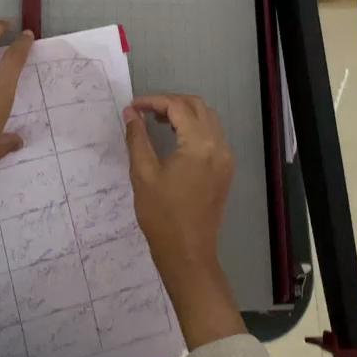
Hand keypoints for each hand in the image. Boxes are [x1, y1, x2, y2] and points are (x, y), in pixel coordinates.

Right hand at [125, 93, 245, 347]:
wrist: (188, 254)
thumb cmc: (162, 215)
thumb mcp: (143, 173)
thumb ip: (137, 137)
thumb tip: (130, 113)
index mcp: (199, 145)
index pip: (178, 107)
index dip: (153, 101)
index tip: (132, 108)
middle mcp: (219, 146)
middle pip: (197, 106)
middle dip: (170, 103)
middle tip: (144, 112)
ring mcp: (225, 158)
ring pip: (207, 118)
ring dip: (183, 113)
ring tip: (157, 121)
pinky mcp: (225, 170)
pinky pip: (212, 135)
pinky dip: (194, 127)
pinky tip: (174, 138)